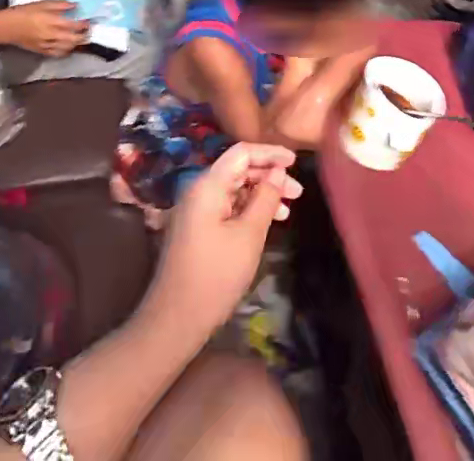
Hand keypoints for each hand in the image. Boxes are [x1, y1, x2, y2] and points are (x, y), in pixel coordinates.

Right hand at [0, 0, 89, 56]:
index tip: (88, 20)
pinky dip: (66, 50)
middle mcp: (52, 35)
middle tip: (87, 30)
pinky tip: (69, 46)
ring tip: (80, 37)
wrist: (6, 27)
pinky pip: (58, 54)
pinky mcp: (42, 51)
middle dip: (84, 35)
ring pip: (69, 47)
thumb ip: (60, 5)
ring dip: (77, 43)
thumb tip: (75, 5)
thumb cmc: (24, 12)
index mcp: (53, 21)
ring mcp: (48, 45)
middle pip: (75, 39)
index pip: (75, 25)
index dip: (84, 24)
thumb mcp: (42, 4)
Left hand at [148, 144, 302, 333]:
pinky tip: (268, 222)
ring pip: (235, 189)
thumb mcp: (249, 234)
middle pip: (238, 169)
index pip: (241, 153)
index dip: (270, 153)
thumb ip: (266, 198)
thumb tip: (278, 172)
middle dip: (269, 176)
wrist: (175, 320)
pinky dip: (249, 209)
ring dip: (262, 194)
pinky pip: (227, 206)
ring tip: (288, 210)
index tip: (295, 162)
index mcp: (208, 186)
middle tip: (298, 192)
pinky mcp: (197, 229)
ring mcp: (196, 211)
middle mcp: (199, 191)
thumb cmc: (216, 274)